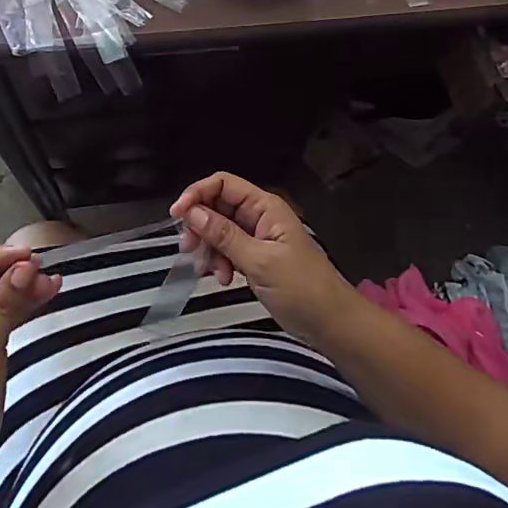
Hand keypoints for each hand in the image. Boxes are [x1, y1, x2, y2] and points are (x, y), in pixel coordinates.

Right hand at [171, 172, 357, 340]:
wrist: (331, 323)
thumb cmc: (302, 288)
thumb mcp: (259, 261)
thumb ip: (224, 235)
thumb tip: (192, 212)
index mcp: (265, 207)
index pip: (223, 185)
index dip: (197, 194)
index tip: (177, 215)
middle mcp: (259, 216)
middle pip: (217, 207)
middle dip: (200, 226)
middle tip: (189, 250)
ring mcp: (256, 238)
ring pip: (218, 231)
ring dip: (209, 249)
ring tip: (211, 272)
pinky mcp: (254, 259)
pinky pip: (226, 251)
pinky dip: (218, 262)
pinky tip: (221, 279)